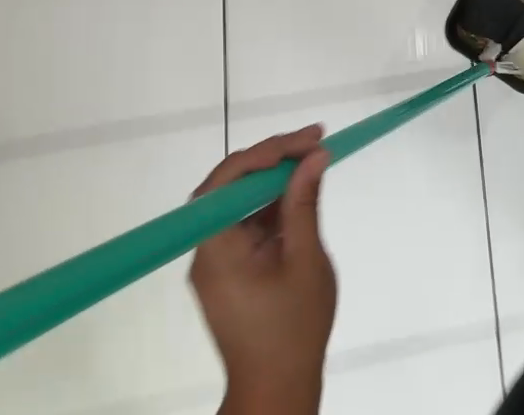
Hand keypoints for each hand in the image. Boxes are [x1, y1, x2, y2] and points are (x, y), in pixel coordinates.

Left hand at [190, 126, 336, 414]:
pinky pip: (248, 221)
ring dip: (276, 176)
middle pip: (229, 186)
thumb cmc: (294, 326)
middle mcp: (206, 250)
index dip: (265, 152)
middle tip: (317, 139)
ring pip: (239, 201)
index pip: (225, 183)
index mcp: (216, 250)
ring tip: (316, 155)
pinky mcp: (231, 268)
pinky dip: (274, 201)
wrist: (276, 385)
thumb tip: (315, 156)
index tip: (308, 138)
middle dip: (272, 156)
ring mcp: (217, 260)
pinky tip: (303, 189)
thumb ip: (305, 203)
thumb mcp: (306, 259)